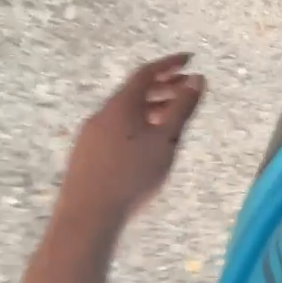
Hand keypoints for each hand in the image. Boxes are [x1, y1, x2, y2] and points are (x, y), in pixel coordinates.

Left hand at [57, 53, 205, 228]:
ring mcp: (88, 137)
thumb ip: (183, 106)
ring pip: (124, 112)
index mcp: (120, 106)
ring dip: (150, 107)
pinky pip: (114, 128)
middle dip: (163, 86)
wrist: (85, 222)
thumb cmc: (132, 175)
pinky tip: (146, 143)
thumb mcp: (166, 139)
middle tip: (186, 89)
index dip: (169, 64)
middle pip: (134, 91)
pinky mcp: (83, 157)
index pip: (146, 73)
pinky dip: (136, 123)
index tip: (190, 60)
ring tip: (172, 118)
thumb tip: (198, 78)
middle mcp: (101, 115)